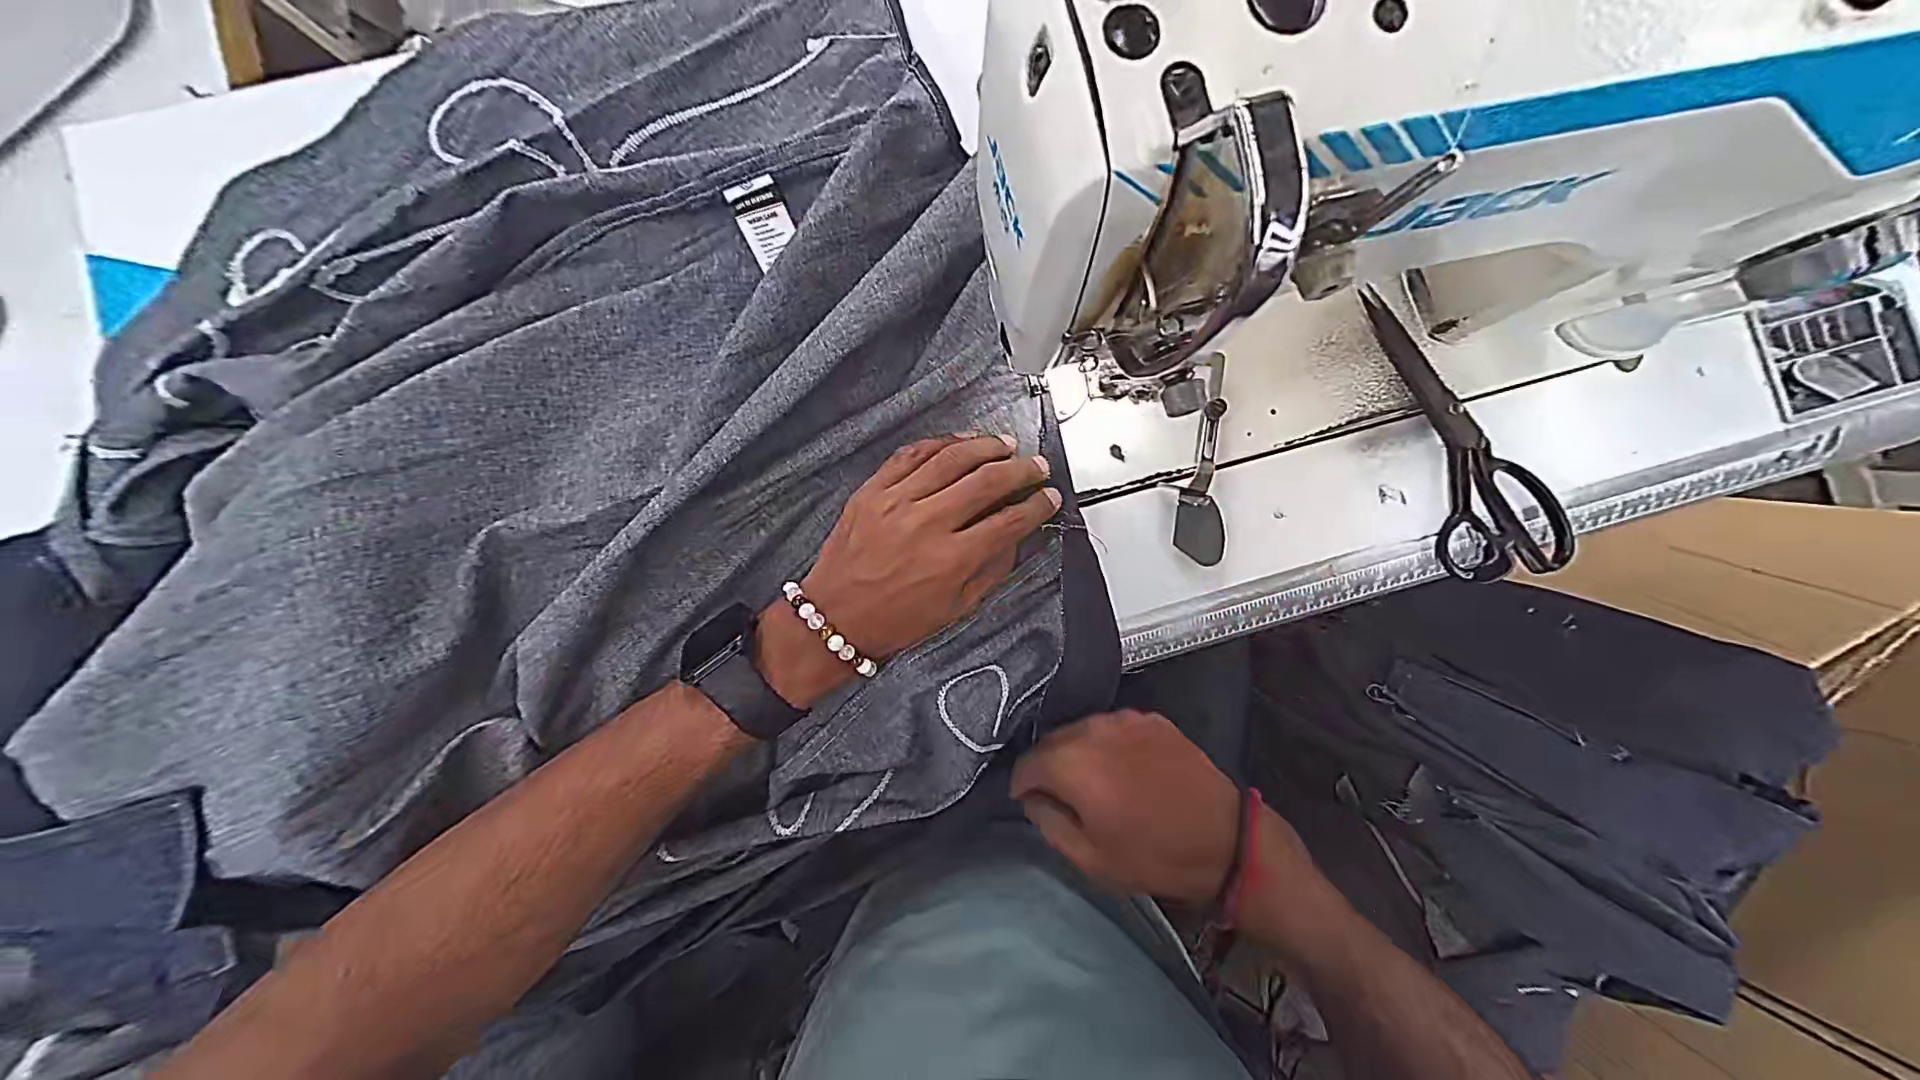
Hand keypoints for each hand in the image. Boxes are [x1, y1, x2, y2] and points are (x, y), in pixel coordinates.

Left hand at [756, 434, 1061, 707]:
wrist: (836, 617)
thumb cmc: (893, 619)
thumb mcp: (956, 607)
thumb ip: (992, 569)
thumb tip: (1017, 535)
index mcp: (950, 560)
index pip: (1009, 520)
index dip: (1037, 505)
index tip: (1048, 497)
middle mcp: (925, 524)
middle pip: (987, 481)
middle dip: (1021, 470)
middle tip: (1036, 466)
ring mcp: (896, 502)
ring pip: (951, 458)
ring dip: (986, 446)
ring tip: (1006, 445)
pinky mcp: (872, 491)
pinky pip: (911, 454)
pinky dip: (940, 443)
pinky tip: (959, 442)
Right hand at [1011, 710, 1245, 902]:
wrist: (1226, 839)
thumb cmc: (1154, 856)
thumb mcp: (1090, 858)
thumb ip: (1047, 822)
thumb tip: (1032, 798)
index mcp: (1071, 763)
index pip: (1026, 763)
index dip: (1023, 786)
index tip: (1032, 802)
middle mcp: (1092, 729)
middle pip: (1051, 741)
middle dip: (1049, 767)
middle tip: (1065, 797)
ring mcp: (1124, 719)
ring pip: (1081, 731)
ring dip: (1078, 752)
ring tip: (1097, 782)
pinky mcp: (1150, 718)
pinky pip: (1112, 727)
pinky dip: (1108, 745)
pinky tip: (1125, 769)